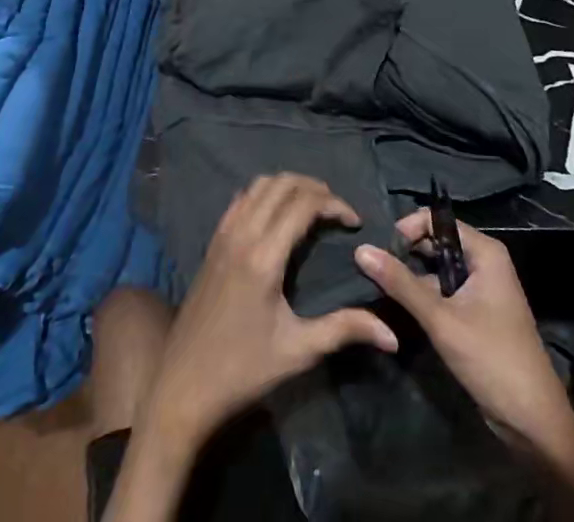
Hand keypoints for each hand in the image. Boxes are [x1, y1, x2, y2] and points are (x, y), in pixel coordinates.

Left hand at [142, 175, 399, 445]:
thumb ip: (345, 330)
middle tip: (337, 212)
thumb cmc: (243, 371)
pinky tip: (276, 218)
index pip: (304, 204)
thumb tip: (392, 335)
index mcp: (264, 257)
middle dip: (316, 188)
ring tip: (312, 209)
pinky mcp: (211, 245)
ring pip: (258, 186)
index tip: (355, 223)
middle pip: (282, 184)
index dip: (336, 204)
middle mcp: (241, 236)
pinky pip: (239, 201)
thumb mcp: (299, 351)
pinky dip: (264, 195)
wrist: (181, 389)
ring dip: (289, 187)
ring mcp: (222, 237)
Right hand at [354, 211, 573, 458]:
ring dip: (409, 278)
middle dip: (404, 254)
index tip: (380, 253)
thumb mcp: (440, 319)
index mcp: (485, 252)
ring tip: (375, 288)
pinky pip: (442, 292)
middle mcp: (484, 263)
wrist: (529, 416)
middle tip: (371, 271)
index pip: (438, 221)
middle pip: (436, 244)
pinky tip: (395, 308)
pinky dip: (421, 297)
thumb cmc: (490, 357)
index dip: (407, 230)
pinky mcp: (474, 312)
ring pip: (436, 270)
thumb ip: (400, 283)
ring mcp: (479, 289)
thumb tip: (361, 250)